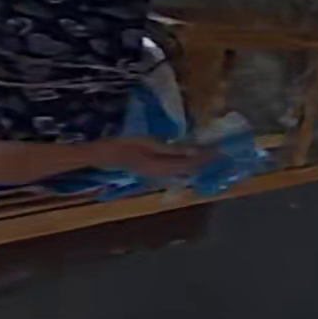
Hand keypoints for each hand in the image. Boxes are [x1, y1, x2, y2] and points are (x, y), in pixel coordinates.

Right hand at [84, 137, 212, 179]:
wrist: (96, 154)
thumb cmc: (122, 145)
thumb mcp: (149, 144)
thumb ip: (172, 149)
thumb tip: (195, 151)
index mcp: (160, 167)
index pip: (190, 164)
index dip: (205, 159)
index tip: (220, 153)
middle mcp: (160, 173)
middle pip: (187, 169)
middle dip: (204, 163)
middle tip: (220, 157)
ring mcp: (154, 174)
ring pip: (181, 172)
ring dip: (196, 166)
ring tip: (210, 160)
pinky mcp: (149, 171)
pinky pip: (172, 172)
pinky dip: (185, 168)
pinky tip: (191, 165)